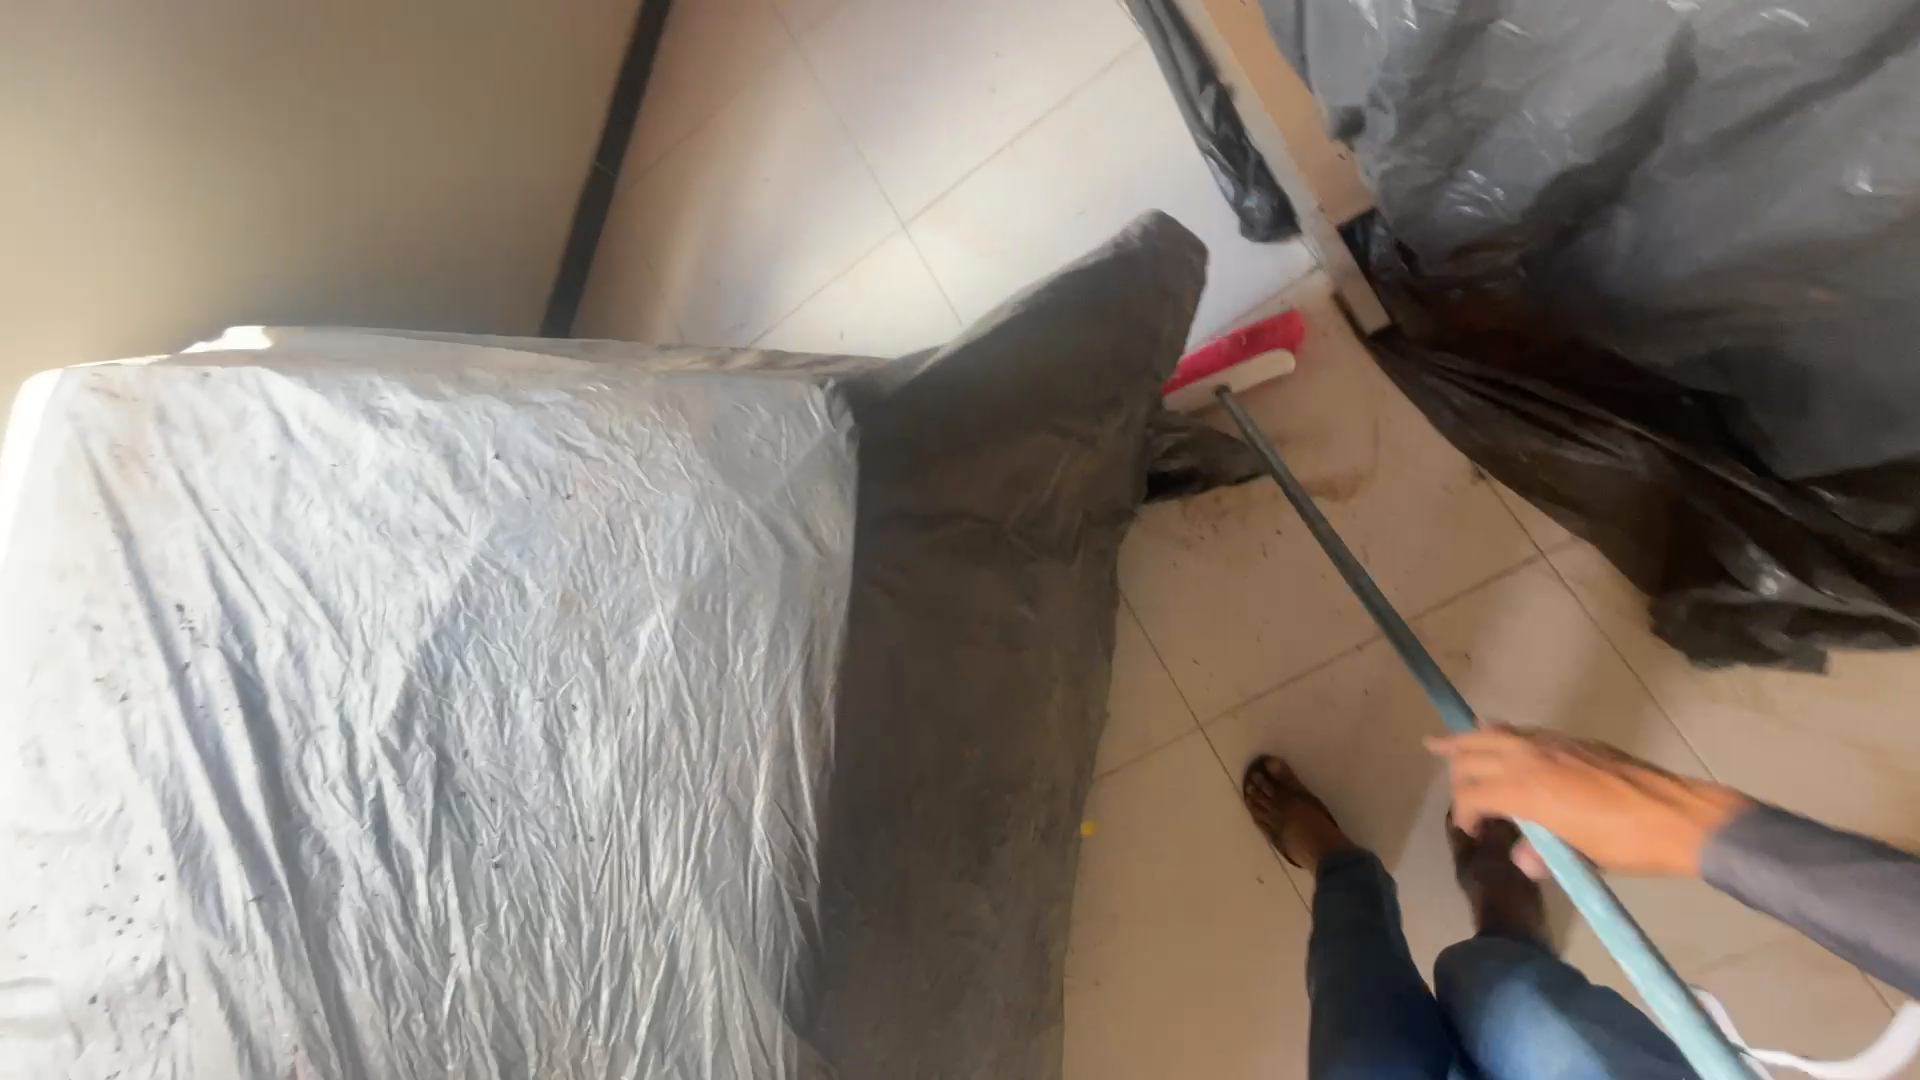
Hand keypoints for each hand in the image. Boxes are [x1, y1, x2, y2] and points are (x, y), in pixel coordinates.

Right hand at [1426, 725, 1752, 877]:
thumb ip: (1543, 855)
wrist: (1685, 819)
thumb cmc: (1630, 844)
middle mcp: (1527, 760)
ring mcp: (1547, 744)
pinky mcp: (1568, 740)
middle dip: (1457, 777)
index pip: (1472, 796)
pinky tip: (1492, 734)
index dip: (1464, 814)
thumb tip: (1523, 859)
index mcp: (1525, 791)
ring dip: (1463, 741)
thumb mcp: (1584, 858)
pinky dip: (1496, 733)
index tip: (1472, 831)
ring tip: (1440, 743)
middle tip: (1458, 795)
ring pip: (1488, 735)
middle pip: (1470, 758)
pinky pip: (1518, 731)